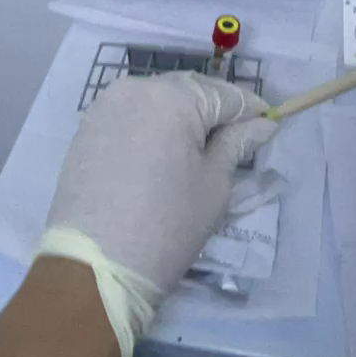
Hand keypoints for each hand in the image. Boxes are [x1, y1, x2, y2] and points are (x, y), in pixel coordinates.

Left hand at [39, 71, 277, 356]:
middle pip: (190, 91)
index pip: (226, 95)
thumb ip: (238, 144)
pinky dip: (151, 127)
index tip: (268, 125)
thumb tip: (262, 125)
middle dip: (214, 112)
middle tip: (236, 139)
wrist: (92, 268)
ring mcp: (106, 105)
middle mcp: (137, 87)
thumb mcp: (214, 185)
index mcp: (174, 96)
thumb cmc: (166, 226)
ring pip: (158, 100)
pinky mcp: (87, 127)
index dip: (251, 110)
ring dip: (181, 117)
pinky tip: (161, 154)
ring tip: (198, 149)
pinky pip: (132, 115)